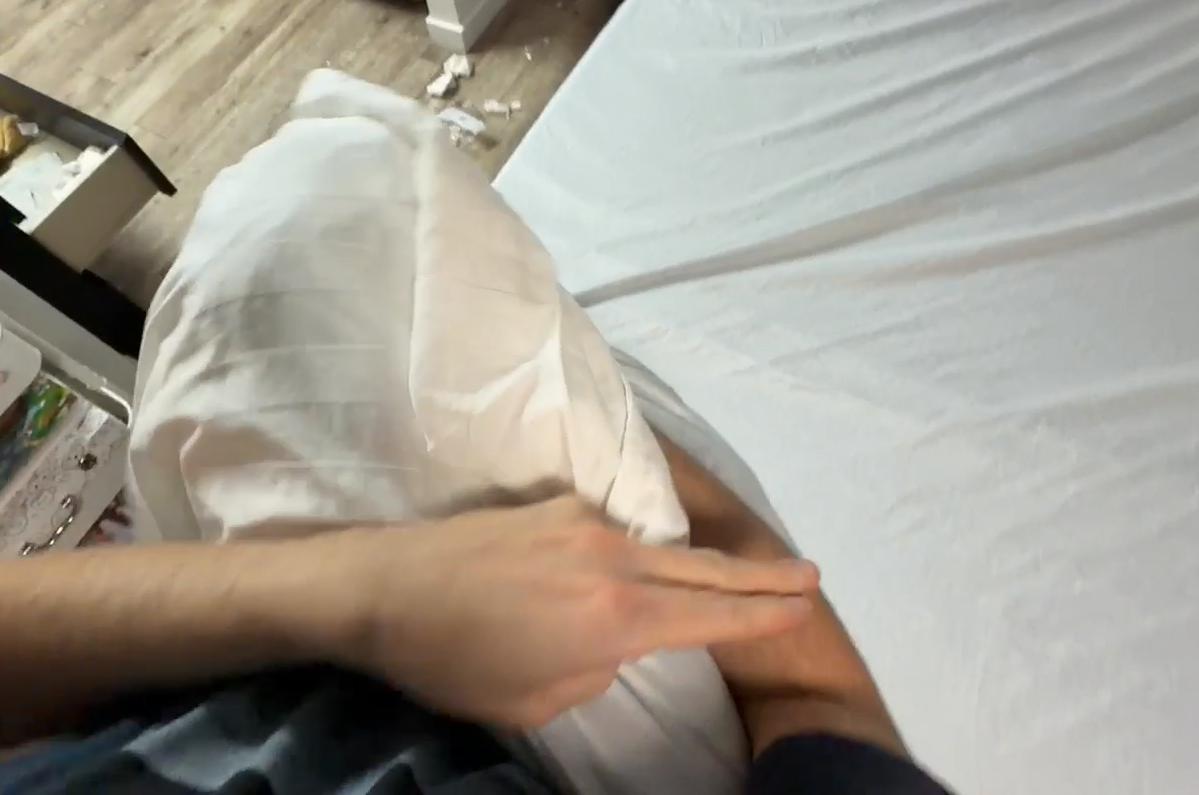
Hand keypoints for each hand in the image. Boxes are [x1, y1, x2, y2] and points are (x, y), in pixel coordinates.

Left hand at [344, 496, 818, 727]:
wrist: (388, 584)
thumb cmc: (459, 660)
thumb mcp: (541, 699)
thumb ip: (601, 663)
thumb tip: (619, 634)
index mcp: (613, 615)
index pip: (709, 614)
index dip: (762, 611)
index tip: (805, 601)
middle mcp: (610, 554)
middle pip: (702, 566)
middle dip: (759, 574)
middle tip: (809, 573)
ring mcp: (581, 517)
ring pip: (658, 543)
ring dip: (697, 560)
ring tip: (733, 571)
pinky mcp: (554, 499)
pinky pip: (614, 526)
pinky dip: (637, 547)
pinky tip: (638, 557)